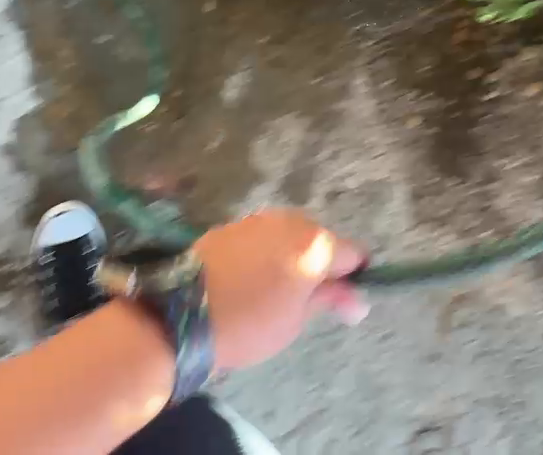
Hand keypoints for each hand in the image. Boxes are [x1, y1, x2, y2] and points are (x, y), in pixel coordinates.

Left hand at [193, 209, 369, 371]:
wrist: (184, 312)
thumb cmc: (250, 323)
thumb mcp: (296, 319)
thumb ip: (329, 298)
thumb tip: (359, 298)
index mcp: (313, 243)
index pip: (351, 253)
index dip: (352, 275)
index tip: (343, 299)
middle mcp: (289, 221)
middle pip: (320, 239)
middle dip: (320, 263)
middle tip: (306, 299)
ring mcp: (259, 219)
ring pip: (290, 234)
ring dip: (292, 255)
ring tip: (276, 291)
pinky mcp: (234, 224)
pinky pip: (264, 236)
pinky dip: (267, 252)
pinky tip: (251, 278)